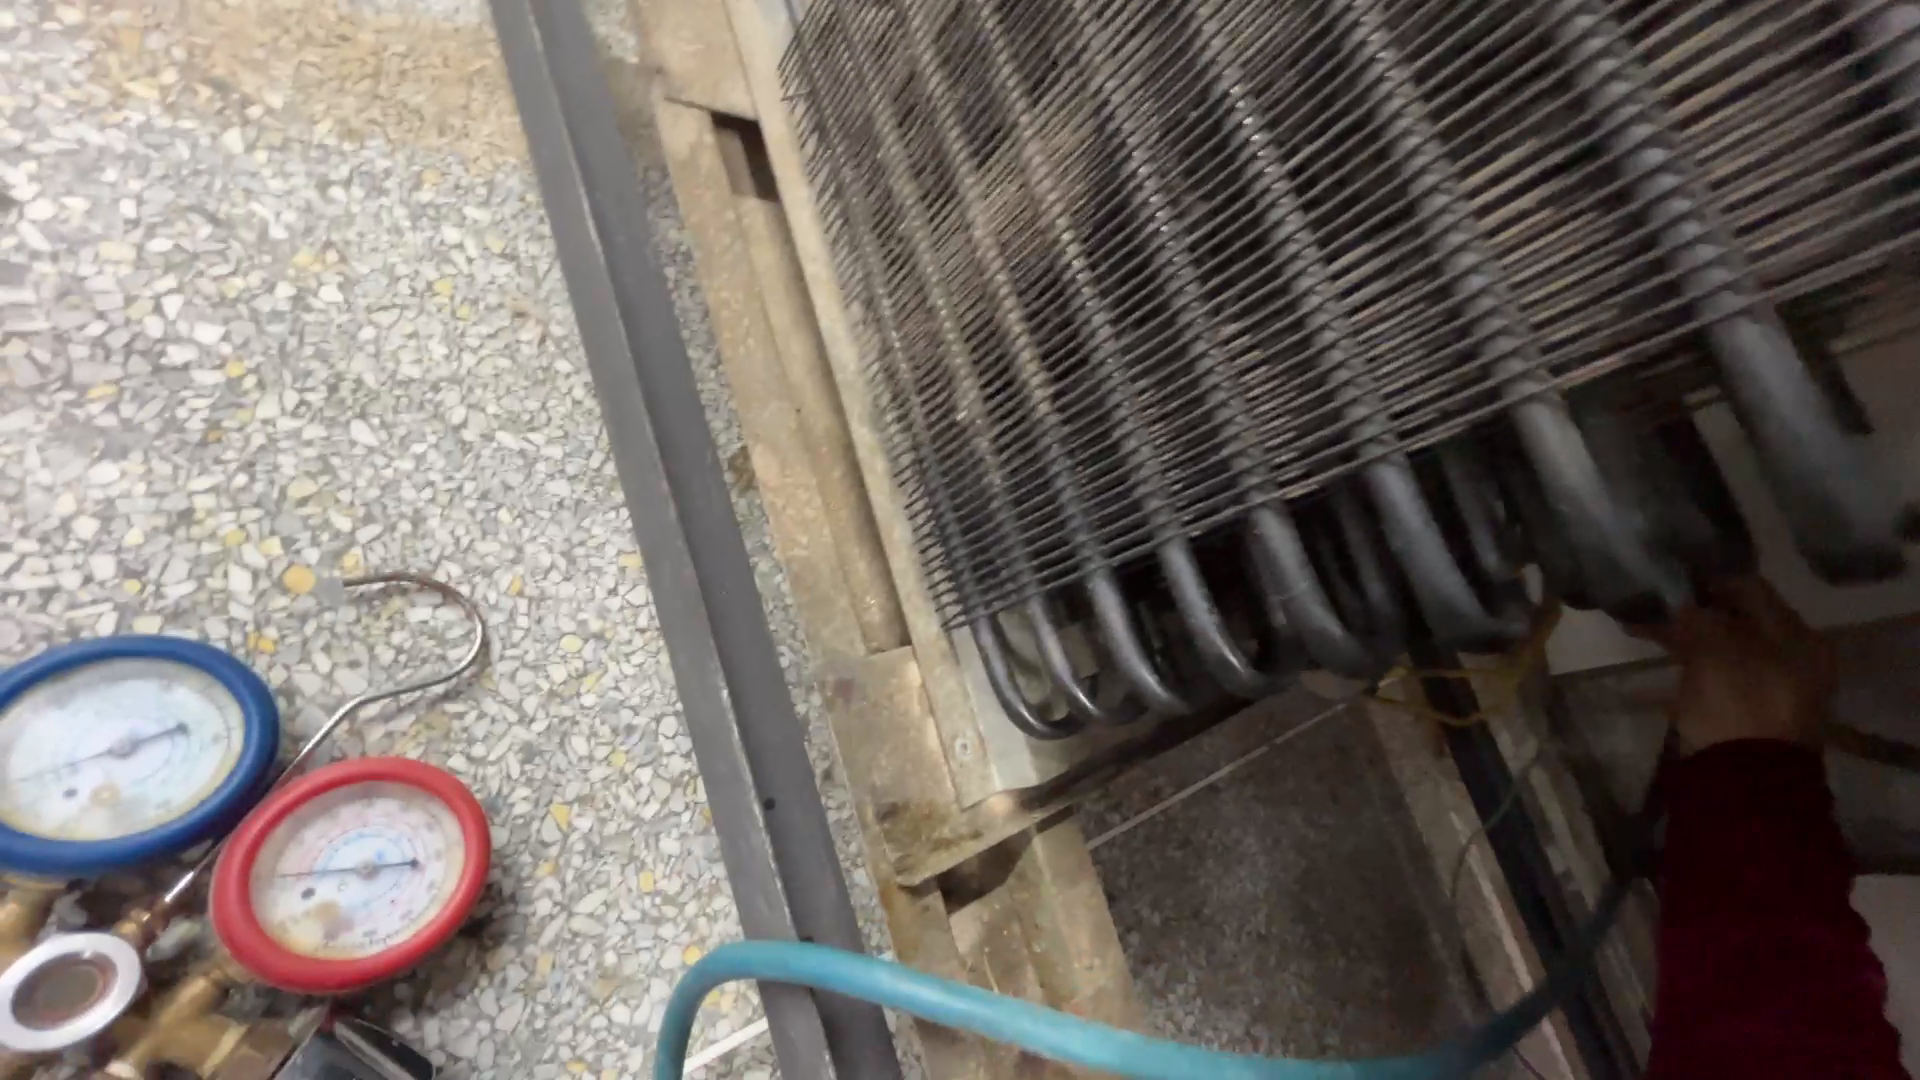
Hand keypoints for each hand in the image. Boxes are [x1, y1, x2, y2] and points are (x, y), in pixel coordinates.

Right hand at [1629, 577, 1834, 754]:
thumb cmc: (1737, 703)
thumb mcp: (1717, 651)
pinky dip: (1677, 646)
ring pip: (1713, 635)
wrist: (1739, 771)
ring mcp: (1759, 675)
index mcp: (1796, 637)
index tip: (1664, 571)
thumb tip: (1670, 596)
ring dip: (1677, 624)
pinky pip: (1704, 658)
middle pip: (1731, 612)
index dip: (1706, 577)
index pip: (1749, 588)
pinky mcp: (1732, 694)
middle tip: (1643, 593)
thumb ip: (1697, 617)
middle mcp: (1785, 651)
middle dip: (1686, 602)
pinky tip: (1646, 639)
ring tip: (1635, 617)